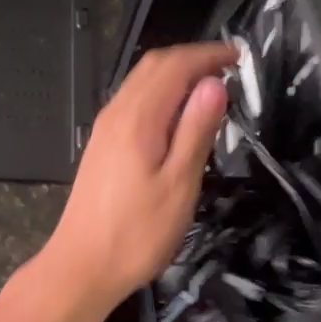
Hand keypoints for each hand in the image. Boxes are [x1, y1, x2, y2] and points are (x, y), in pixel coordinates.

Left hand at [38, 42, 235, 310]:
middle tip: (229, 67)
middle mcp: (117, 113)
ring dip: (176, 73)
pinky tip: (178, 115)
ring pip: (142, 81)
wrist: (82, 266)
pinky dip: (161, 92)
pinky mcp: (102, 143)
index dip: (208, 55)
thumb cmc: (137, 233)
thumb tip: (215, 84)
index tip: (239, 56)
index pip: (175, 66)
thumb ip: (196, 130)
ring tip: (210, 87)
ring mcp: (106, 127)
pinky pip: (134, 100)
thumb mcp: (179, 185)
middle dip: (192, 58)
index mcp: (138, 118)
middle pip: (154, 66)